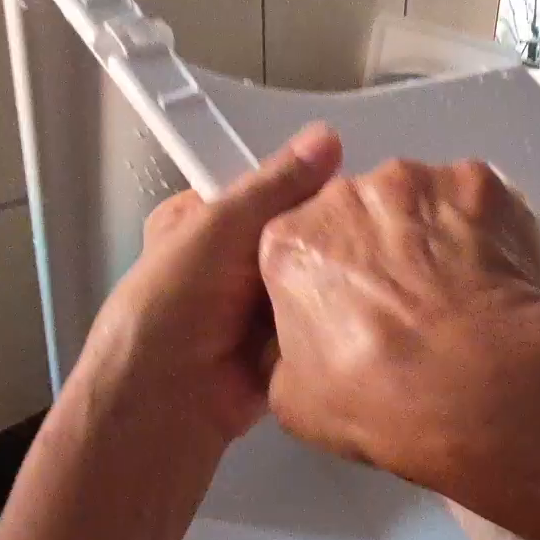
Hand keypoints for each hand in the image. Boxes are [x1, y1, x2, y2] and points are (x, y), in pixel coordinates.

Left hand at [70, 123, 342, 442]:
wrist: (169, 400)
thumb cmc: (172, 306)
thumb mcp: (220, 227)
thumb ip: (275, 186)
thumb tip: (325, 138)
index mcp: (205, 222)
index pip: (266, 192)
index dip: (303, 187)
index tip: (348, 183)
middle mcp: (232, 264)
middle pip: (295, 238)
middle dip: (323, 239)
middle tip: (364, 230)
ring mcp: (257, 308)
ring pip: (311, 280)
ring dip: (332, 283)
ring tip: (370, 271)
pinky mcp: (281, 346)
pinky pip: (320, 321)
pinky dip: (333, 319)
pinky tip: (358, 311)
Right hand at [258, 158, 539, 481]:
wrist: (474, 386)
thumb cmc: (378, 399)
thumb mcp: (294, 401)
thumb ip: (285, 355)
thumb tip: (298, 346)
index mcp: (291, 244)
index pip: (300, 249)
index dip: (328, 282)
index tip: (353, 313)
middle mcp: (346, 195)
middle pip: (358, 214)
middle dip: (378, 250)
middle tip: (410, 305)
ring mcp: (417, 181)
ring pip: (418, 201)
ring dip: (431, 234)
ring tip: (460, 293)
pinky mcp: (479, 182)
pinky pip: (476, 201)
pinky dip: (486, 228)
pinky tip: (502, 273)